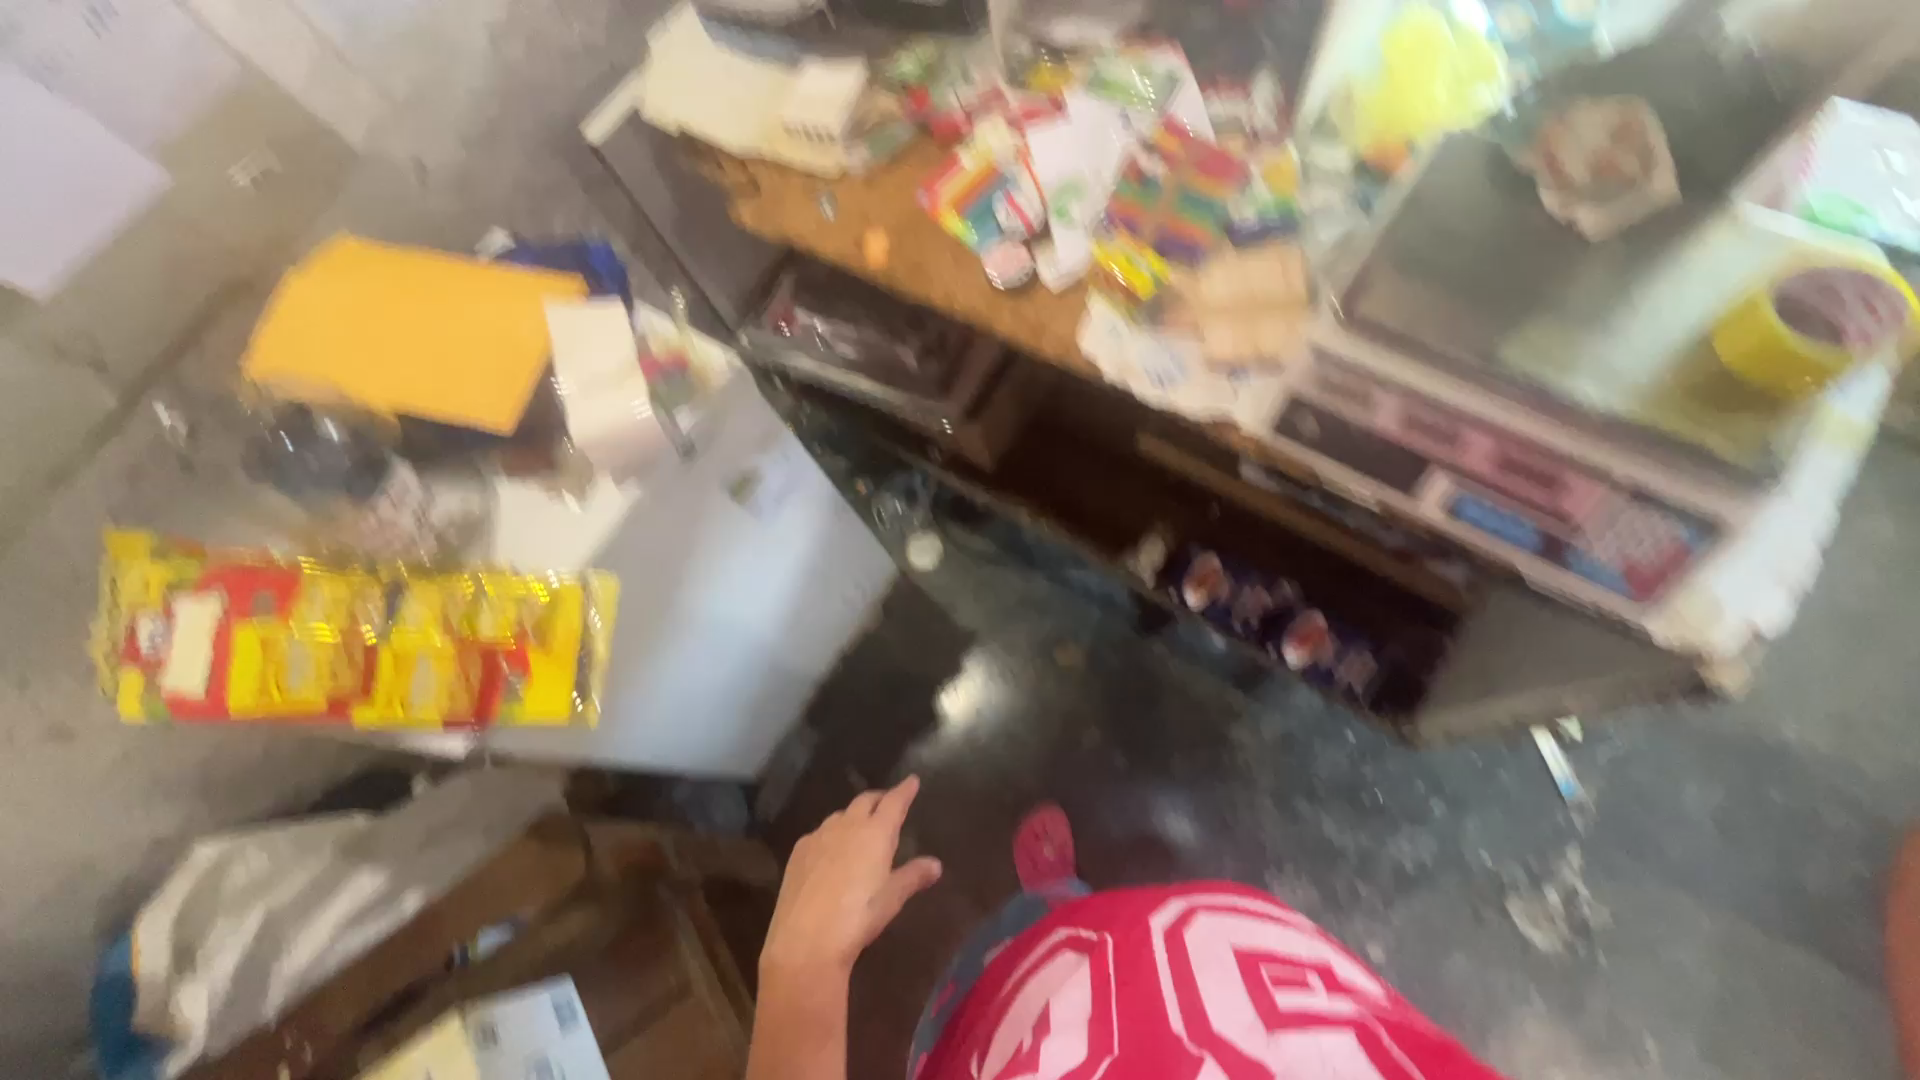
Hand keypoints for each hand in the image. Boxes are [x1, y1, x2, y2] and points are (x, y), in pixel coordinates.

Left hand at [761, 775, 942, 983]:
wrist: (805, 941)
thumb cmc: (858, 918)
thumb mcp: (892, 899)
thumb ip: (913, 876)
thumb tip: (936, 864)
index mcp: (875, 833)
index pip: (894, 802)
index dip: (904, 790)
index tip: (912, 780)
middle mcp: (847, 825)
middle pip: (866, 800)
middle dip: (879, 799)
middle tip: (888, 803)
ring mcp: (819, 836)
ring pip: (841, 815)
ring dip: (854, 815)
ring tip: (861, 827)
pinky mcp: (799, 851)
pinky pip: (820, 832)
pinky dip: (832, 834)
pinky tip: (831, 851)